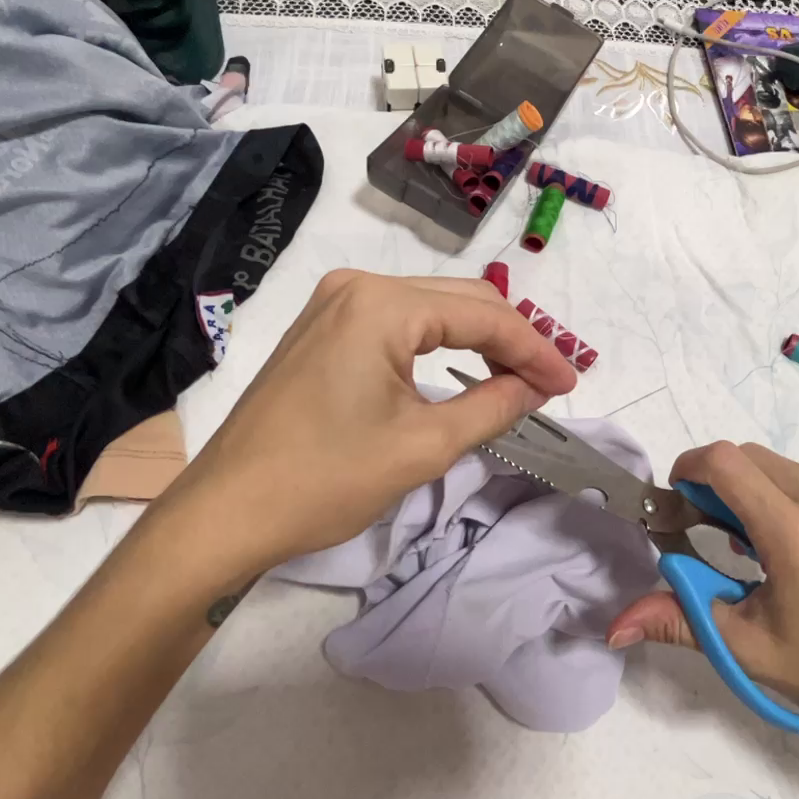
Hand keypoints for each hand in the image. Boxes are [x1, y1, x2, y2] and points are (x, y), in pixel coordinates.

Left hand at [163, 270, 578, 577]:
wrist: (228, 512)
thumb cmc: (325, 480)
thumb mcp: (424, 446)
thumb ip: (493, 406)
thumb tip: (537, 386)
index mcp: (381, 305)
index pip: (482, 315)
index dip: (535, 349)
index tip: (571, 384)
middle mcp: (356, 287)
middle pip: (458, 301)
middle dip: (510, 340)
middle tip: (550, 384)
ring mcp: (332, 304)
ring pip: (429, 311)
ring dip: (476, 341)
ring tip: (517, 379)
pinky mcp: (320, 330)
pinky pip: (396, 326)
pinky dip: (436, 347)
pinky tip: (462, 371)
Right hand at [606, 442, 798, 742]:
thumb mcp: (750, 648)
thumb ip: (679, 621)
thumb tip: (614, 627)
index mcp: (794, 532)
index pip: (726, 462)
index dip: (690, 466)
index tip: (678, 496)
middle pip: (753, 458)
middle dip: (720, 481)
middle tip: (711, 529)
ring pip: (787, 470)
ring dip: (757, 492)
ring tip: (759, 550)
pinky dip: (794, 503)